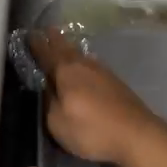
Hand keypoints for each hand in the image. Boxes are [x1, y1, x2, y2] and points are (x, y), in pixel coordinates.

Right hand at [28, 29, 160, 165]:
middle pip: (66, 48)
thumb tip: (46, 89)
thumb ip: (48, 103)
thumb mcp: (57, 122)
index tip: (29, 35)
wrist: (137, 135)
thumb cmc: (91, 129)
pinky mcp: (116, 83)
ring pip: (81, 56)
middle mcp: (85, 65)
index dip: (36, 44)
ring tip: (63, 46)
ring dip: (70, 50)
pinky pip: (92, 66)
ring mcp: (103, 72)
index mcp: (66, 72)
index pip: (46, 53)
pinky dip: (83, 62)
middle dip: (55, 39)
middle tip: (47, 30)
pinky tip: (84, 68)